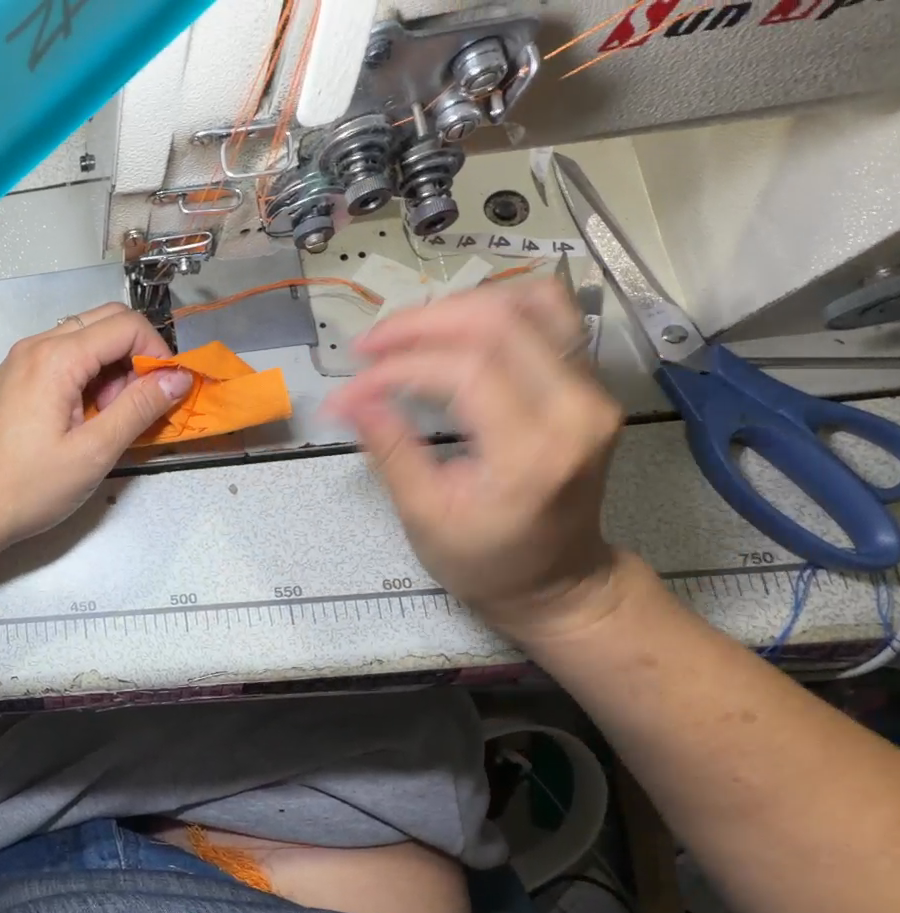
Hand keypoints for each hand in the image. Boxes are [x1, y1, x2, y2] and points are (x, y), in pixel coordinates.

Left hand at [0, 303, 192, 549]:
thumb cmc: (28, 488)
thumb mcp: (93, 453)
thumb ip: (138, 409)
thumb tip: (177, 379)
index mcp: (54, 359)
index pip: (125, 326)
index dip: (156, 353)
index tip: (166, 390)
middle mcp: (35, 347)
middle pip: (105, 322)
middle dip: (134, 356)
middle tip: (136, 404)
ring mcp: (21, 360)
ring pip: (85, 338)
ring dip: (111, 367)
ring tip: (108, 417)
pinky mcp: (16, 378)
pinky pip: (63, 357)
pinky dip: (86, 375)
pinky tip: (84, 416)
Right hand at [324, 281, 626, 641]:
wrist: (559, 581)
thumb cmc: (487, 561)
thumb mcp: (424, 516)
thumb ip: (391, 452)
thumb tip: (349, 401)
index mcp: (534, 449)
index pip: (466, 371)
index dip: (397, 368)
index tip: (349, 392)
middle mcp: (577, 405)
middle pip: (501, 321)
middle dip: (421, 323)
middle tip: (367, 346)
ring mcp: (591, 388)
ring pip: (534, 303)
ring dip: (460, 306)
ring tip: (408, 333)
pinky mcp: (588, 382)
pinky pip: (548, 318)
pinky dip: (493, 310)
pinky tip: (450, 331)